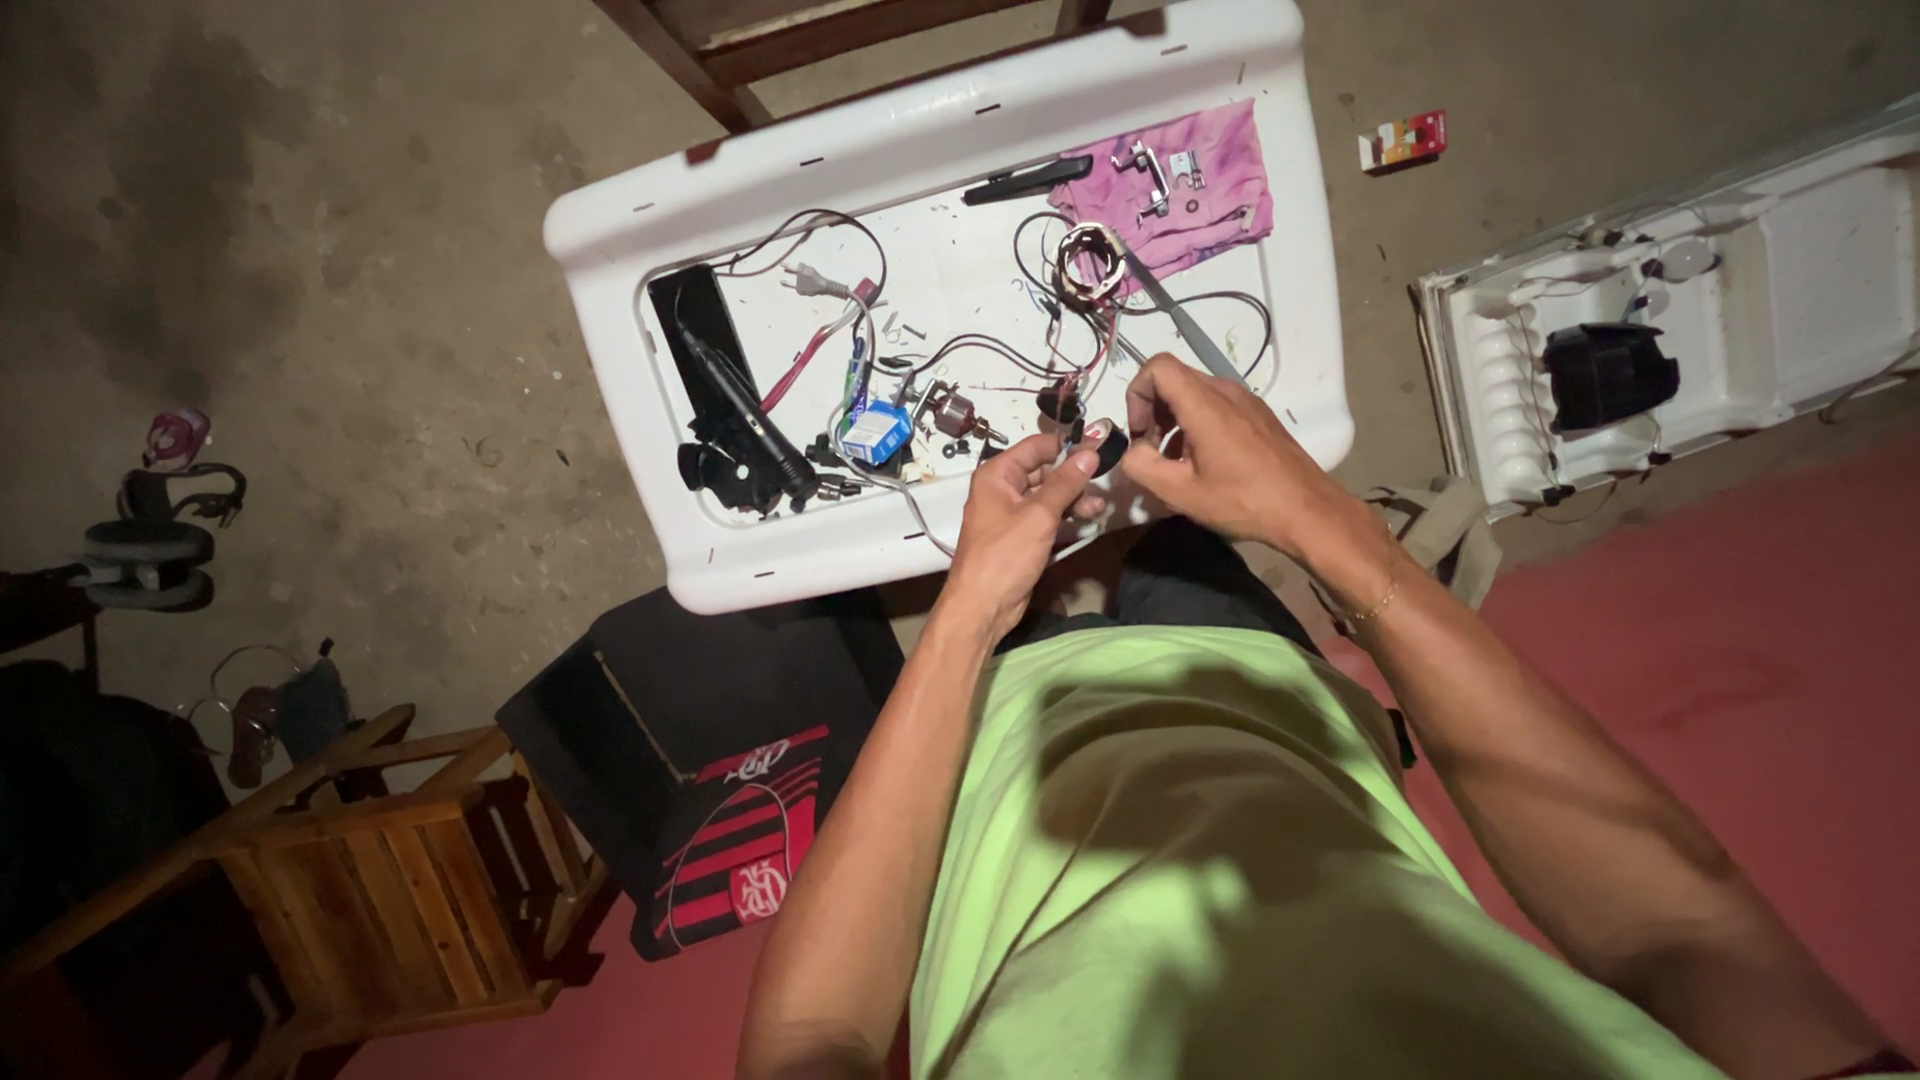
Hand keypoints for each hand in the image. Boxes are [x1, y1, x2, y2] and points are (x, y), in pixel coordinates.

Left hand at [941, 433, 1103, 641]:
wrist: (982, 605)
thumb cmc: (1006, 554)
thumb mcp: (1039, 514)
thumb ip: (1066, 483)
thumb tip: (1090, 453)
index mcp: (997, 475)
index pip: (1036, 446)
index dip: (1066, 446)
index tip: (1098, 449)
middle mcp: (1001, 489)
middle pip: (1043, 471)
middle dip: (1073, 476)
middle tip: (1104, 482)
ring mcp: (1010, 514)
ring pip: (1047, 496)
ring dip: (1073, 498)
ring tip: (1099, 507)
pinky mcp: (1020, 536)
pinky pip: (1045, 517)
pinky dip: (1065, 516)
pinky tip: (1088, 519)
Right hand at [1119, 354, 1376, 566]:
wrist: (1306, 510)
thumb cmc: (1242, 500)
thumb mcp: (1178, 492)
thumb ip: (1141, 466)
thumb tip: (1134, 452)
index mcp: (1205, 404)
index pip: (1157, 368)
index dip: (1137, 395)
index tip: (1141, 433)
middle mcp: (1225, 391)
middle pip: (1174, 378)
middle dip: (1152, 410)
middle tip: (1152, 451)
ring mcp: (1245, 400)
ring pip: (1194, 392)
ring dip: (1172, 420)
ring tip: (1174, 461)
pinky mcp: (1257, 414)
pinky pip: (1215, 405)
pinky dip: (1195, 424)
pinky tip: (1202, 462)